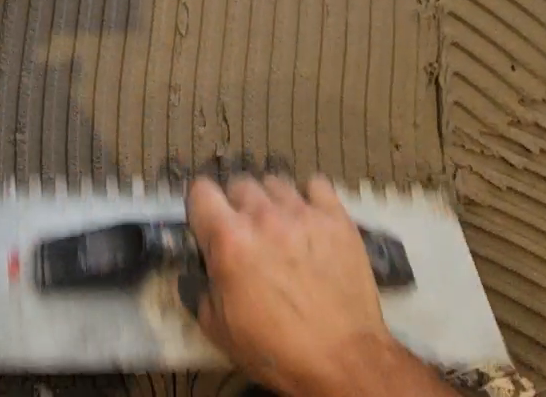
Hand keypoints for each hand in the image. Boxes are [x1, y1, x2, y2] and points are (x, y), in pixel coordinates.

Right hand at [186, 175, 433, 396]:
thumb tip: (202, 272)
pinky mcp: (335, 218)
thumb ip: (201, 289)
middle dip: (237, 205)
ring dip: (271, 200)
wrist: (345, 362)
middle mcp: (261, 215)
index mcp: (228, 238)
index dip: (201, 205)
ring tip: (281, 226)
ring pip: (274, 182)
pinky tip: (310, 217)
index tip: (208, 222)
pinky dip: (310, 197)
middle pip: (239, 183)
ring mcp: (301, 213)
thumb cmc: (277, 350)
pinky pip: (316, 185)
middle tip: (247, 232)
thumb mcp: (219, 329)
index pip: (200, 190)